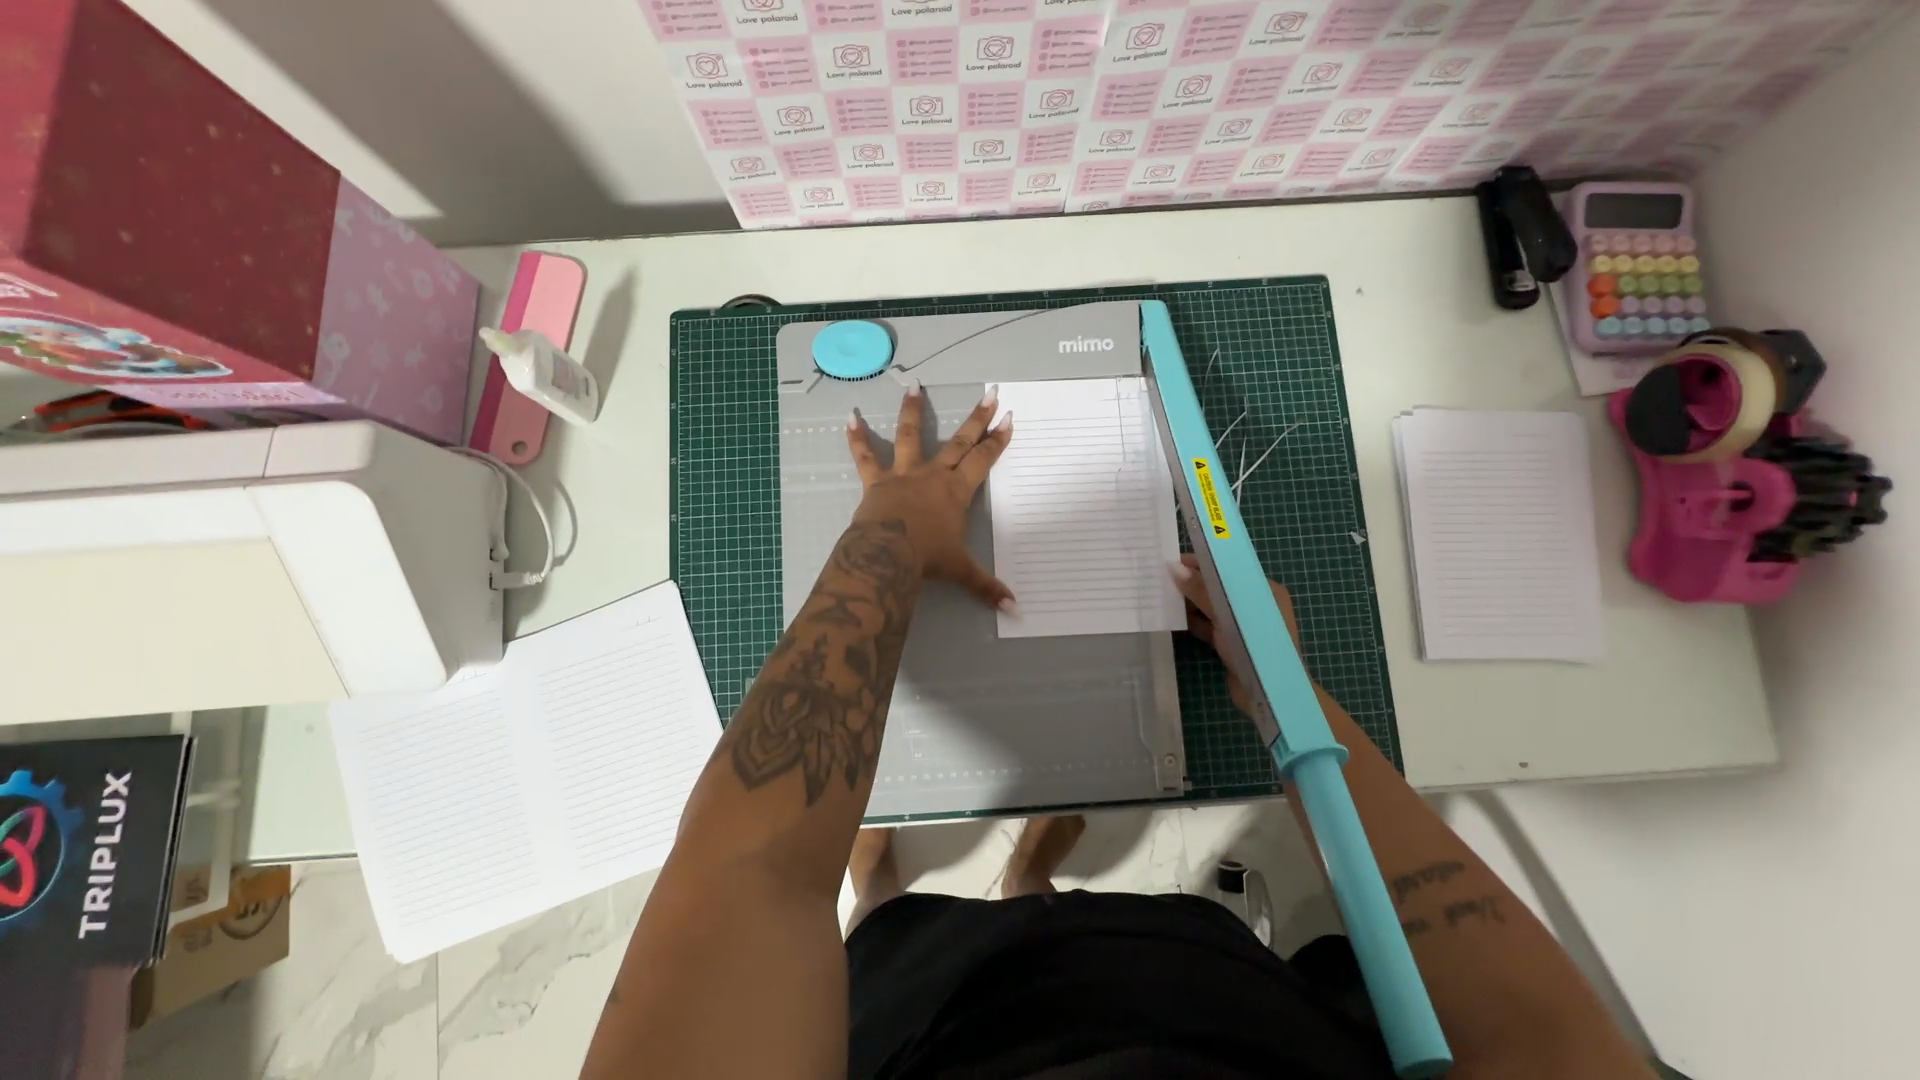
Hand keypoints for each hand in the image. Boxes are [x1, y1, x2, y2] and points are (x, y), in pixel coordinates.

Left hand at [847, 385, 1013, 608]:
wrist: (888, 554)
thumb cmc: (927, 559)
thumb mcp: (960, 571)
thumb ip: (986, 586)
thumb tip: (1014, 607)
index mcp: (957, 491)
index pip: (983, 460)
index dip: (997, 440)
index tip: (1008, 419)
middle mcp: (933, 475)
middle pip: (959, 442)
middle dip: (977, 418)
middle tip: (990, 394)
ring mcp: (903, 474)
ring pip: (910, 436)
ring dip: (913, 411)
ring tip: (914, 387)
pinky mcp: (876, 481)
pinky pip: (865, 457)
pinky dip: (856, 439)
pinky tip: (849, 419)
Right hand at [1170, 554, 1298, 715]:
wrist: (1270, 694)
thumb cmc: (1257, 647)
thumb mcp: (1228, 615)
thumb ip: (1201, 591)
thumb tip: (1174, 568)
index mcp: (1263, 589)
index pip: (1228, 567)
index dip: (1202, 562)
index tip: (1172, 560)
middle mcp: (1253, 603)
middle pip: (1218, 586)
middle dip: (1192, 582)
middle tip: (1160, 577)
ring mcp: (1242, 624)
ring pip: (1211, 606)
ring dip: (1190, 602)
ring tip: (1160, 594)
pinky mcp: (1231, 642)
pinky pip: (1208, 625)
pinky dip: (1193, 621)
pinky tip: (1171, 617)